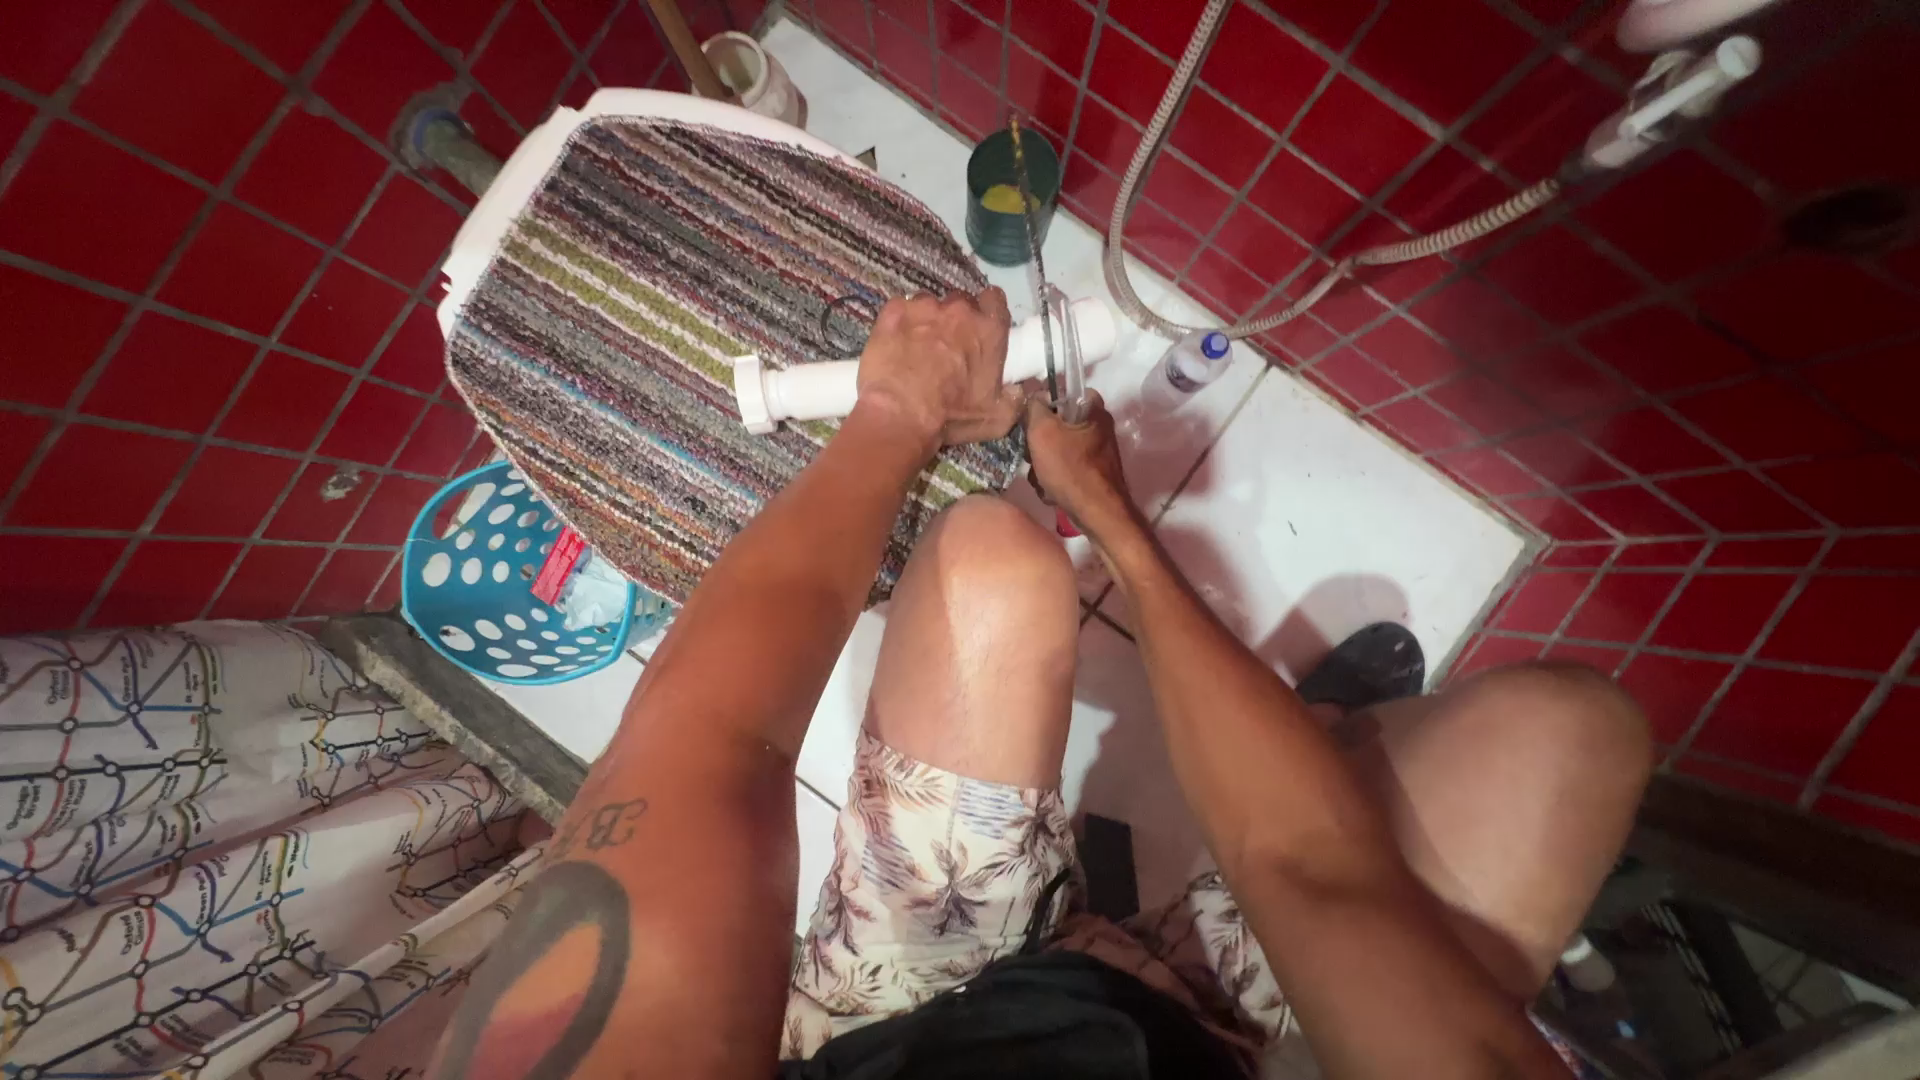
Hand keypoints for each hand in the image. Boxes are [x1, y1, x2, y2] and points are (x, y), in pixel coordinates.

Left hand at [855, 288, 1022, 450]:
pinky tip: (897, 344)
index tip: (980, 330)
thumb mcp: (998, 418)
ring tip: (918, 349)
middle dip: (956, 321)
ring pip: (929, 306)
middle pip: (961, 303)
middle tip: (948, 348)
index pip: (995, 300)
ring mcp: (923, 307)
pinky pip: (900, 309)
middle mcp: (959, 310)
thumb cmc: (952, 417)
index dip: (987, 313)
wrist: (900, 416)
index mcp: (989, 329)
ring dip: (928, 322)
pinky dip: (900, 323)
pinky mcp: (893, 311)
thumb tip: (1021, 389)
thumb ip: (1016, 398)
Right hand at [1023, 391, 1143, 545]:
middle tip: (1033, 456)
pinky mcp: (1093, 472)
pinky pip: (1066, 467)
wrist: (1098, 513)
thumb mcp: (1043, 432)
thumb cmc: (1070, 469)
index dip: (1043, 406)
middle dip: (1039, 442)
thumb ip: (1034, 408)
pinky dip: (1055, 478)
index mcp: (1093, 408)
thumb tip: (1034, 398)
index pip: (1062, 392)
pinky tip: (1051, 491)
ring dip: (1043, 464)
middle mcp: (1098, 425)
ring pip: (1058, 448)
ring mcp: (1097, 451)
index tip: (1030, 423)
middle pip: (1057, 423)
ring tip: (1042, 478)